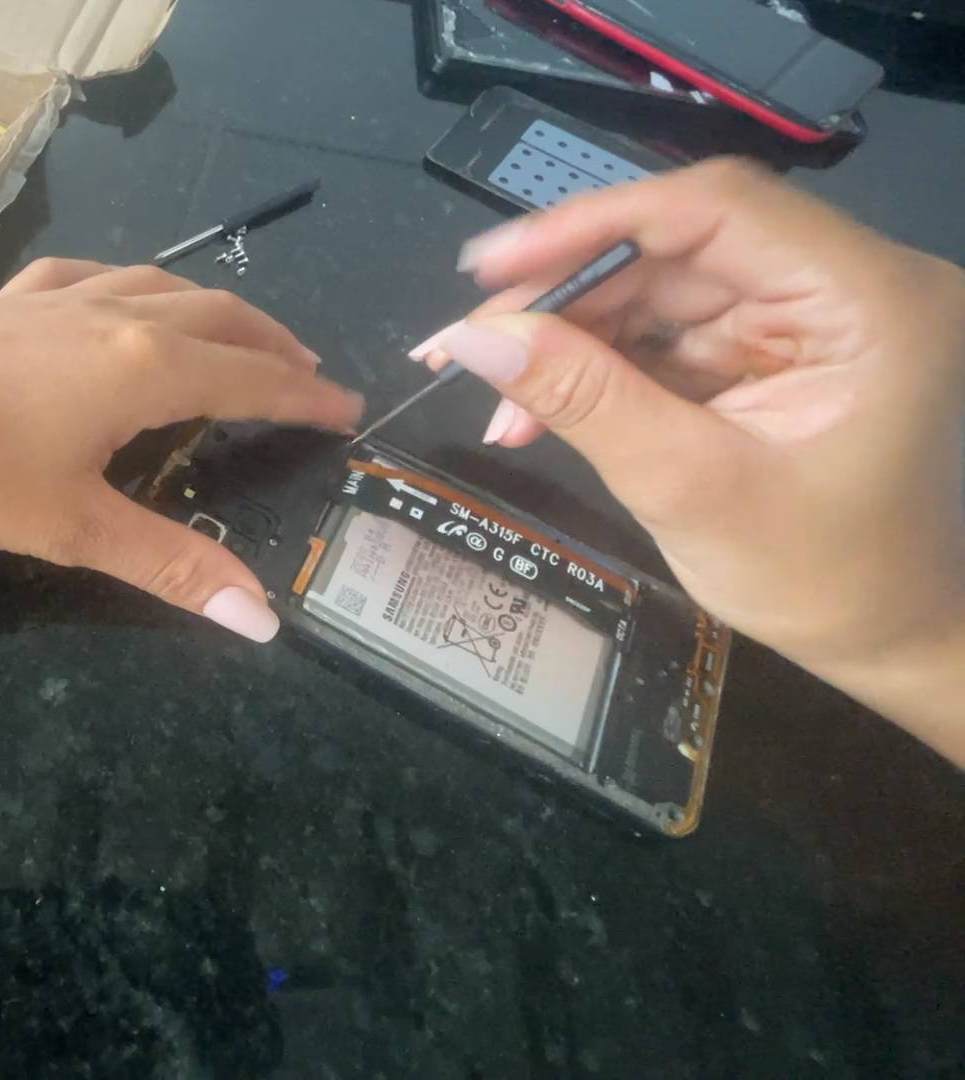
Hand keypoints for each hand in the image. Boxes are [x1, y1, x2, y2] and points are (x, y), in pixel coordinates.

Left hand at [0, 260, 364, 641]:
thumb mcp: (69, 526)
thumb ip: (166, 564)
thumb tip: (262, 621)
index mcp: (143, 368)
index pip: (253, 377)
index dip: (305, 395)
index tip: (346, 408)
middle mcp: (113, 317)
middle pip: (219, 319)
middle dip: (272, 346)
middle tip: (305, 374)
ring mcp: (56, 300)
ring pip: (161, 287)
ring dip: (213, 314)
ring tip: (235, 339)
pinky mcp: (7, 301)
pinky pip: (93, 281)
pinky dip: (133, 291)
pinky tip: (118, 303)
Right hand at [416, 160, 964, 739]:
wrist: (870, 628)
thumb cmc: (810, 569)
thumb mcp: (680, 481)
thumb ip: (578, 398)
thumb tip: (470, 338)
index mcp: (857, 301)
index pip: (711, 212)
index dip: (588, 225)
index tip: (485, 268)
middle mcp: (822, 289)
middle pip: (659, 253)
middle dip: (550, 302)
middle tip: (460, 350)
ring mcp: (779, 322)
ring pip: (635, 297)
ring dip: (549, 347)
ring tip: (491, 407)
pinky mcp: (739, 357)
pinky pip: (635, 342)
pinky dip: (571, 375)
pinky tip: (523, 418)